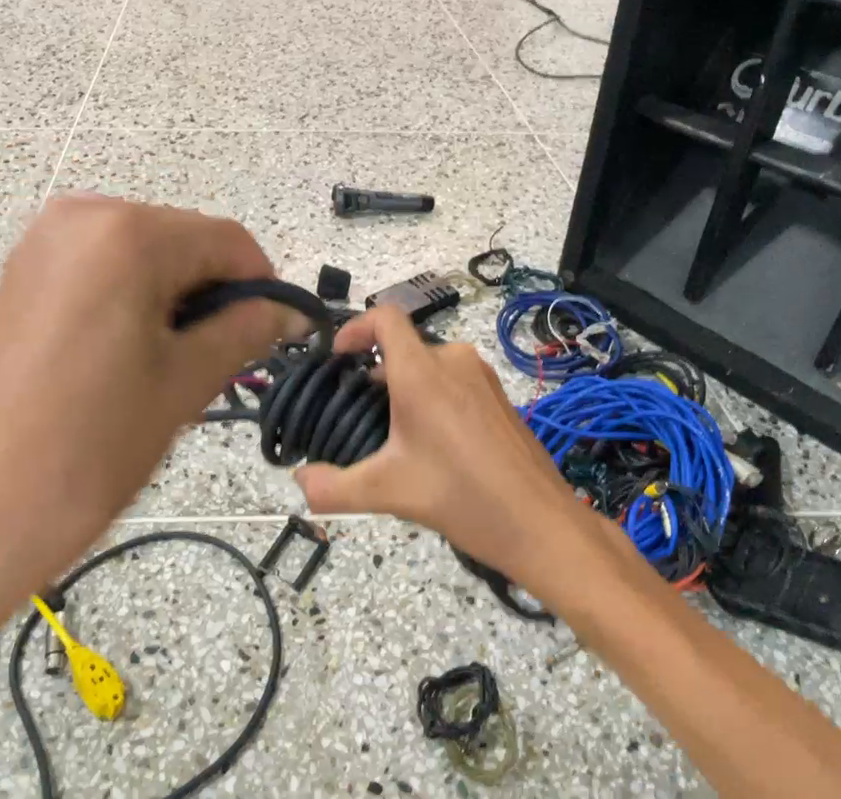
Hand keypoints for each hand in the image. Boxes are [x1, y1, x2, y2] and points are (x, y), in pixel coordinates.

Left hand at [0, 193, 285, 561]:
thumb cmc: (92, 445)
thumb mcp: (185, 381)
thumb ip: (246, 330)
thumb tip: (289, 312)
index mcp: (126, 234)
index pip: (227, 240)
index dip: (262, 285)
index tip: (277, 333)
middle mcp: (80, 217)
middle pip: (183, 241)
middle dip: (214, 293)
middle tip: (221, 360)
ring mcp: (43, 243)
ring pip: (144, 255)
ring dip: (175, 298)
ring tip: (173, 365)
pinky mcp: (23, 276)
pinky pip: (103, 269)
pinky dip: (133, 299)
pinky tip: (132, 354)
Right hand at [291, 306, 613, 588]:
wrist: (540, 522)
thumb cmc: (462, 498)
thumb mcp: (388, 493)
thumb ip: (333, 488)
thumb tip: (300, 482)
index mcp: (423, 373)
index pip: (385, 318)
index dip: (355, 327)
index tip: (338, 357)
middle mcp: (454, 362)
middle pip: (404, 349)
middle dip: (375, 377)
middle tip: (359, 417)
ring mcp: (482, 377)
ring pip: (430, 368)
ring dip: (405, 391)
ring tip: (395, 438)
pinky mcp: (500, 396)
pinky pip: (455, 383)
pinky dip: (434, 400)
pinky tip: (434, 446)